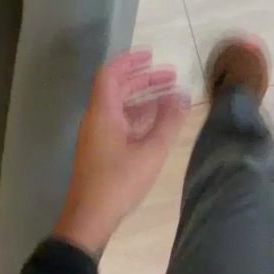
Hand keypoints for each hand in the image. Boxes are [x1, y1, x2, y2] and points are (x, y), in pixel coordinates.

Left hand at [53, 50, 191, 257]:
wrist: (90, 218)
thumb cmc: (119, 182)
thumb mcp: (151, 151)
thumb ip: (169, 121)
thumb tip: (184, 96)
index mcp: (103, 113)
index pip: (111, 74)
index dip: (130, 61)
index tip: (152, 55)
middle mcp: (96, 120)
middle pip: (117, 88)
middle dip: (144, 79)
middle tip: (171, 76)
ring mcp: (97, 136)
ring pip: (120, 106)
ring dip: (143, 97)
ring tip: (171, 96)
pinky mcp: (101, 151)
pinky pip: (120, 121)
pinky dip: (139, 115)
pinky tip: (159, 121)